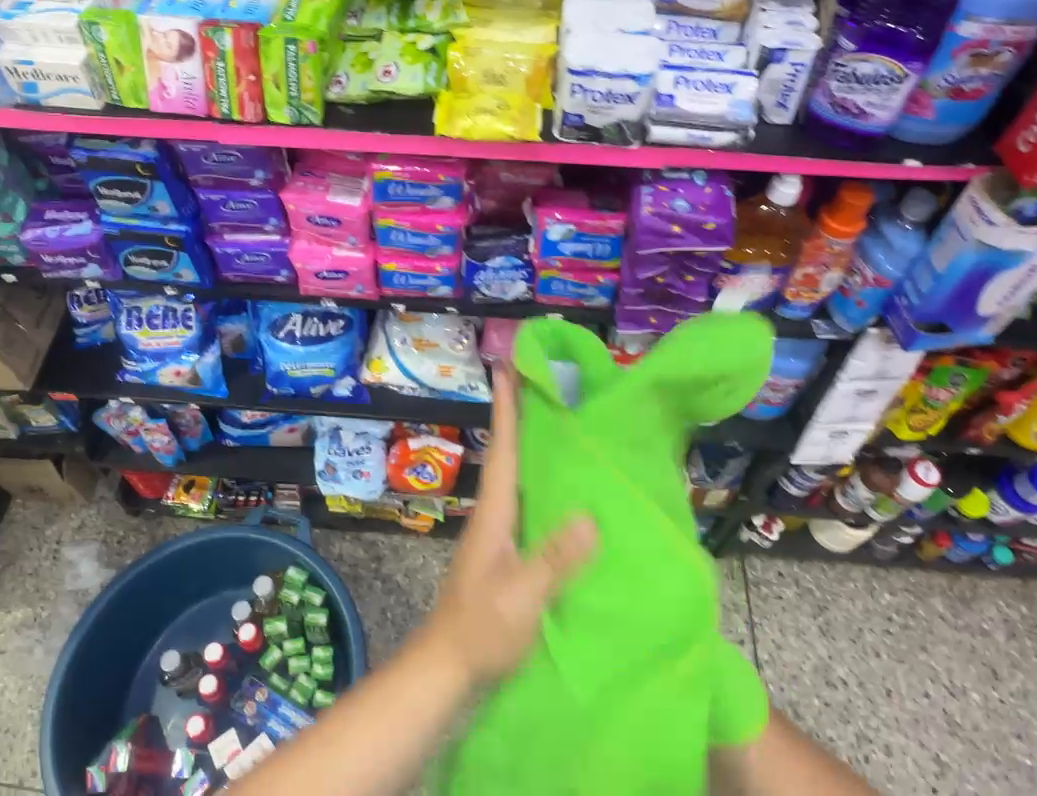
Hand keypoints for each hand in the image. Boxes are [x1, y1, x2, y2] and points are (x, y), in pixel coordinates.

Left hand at [419, 365, 597, 691]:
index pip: (503, 450)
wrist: (447, 668)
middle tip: (546, 384)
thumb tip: (590, 516)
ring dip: (534, 451)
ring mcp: (498, 537)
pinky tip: (569, 496)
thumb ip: (553, 559)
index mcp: (495, 514)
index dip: (507, 409)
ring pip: (519, 481)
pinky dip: (545, 489)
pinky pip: (529, 508)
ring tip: (563, 427)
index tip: (509, 368)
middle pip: (510, 456)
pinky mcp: (507, 556)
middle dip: (524, 419)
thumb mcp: (521, 596)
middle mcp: (495, 516)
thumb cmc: (480, 629)